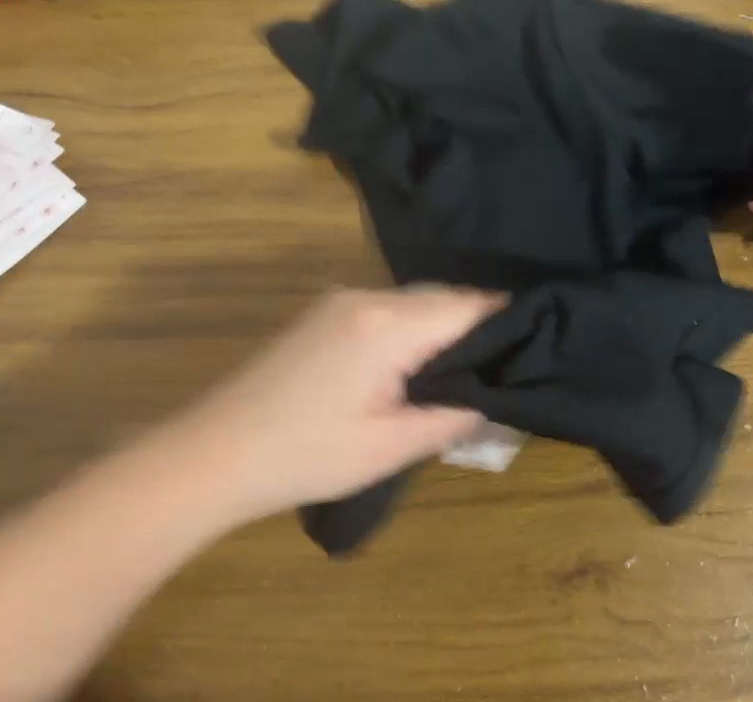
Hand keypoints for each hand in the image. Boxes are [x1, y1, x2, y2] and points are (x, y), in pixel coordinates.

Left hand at [175, 286, 498, 523]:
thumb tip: (496, 401)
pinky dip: (413, 327)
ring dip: (443, 326)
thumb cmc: (306, 455)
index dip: (507, 321)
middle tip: (510, 363)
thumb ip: (453, 418)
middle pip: (442, 297)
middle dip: (478, 324)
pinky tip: (419, 363)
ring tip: (471, 367)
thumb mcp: (390, 447)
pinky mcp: (323, 313)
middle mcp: (367, 297)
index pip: (467, 306)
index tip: (538, 342)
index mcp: (388, 325)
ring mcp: (340, 300)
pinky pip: (387, 309)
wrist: (215, 452)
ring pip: (414, 301)